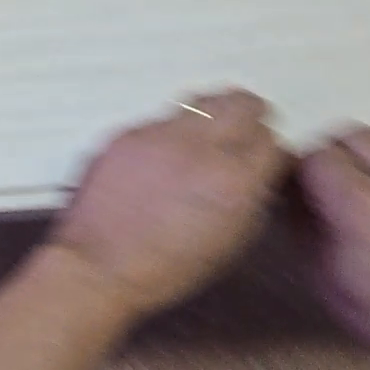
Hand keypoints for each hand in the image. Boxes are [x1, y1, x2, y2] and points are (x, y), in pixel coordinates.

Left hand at [45, 88, 288, 316]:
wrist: (98, 263)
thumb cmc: (164, 266)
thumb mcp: (229, 240)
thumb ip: (250, 196)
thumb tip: (258, 173)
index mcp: (233, 179)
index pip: (271, 140)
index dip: (268, 150)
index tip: (261, 159)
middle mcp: (198, 148)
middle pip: (240, 103)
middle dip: (248, 115)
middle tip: (242, 131)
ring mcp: (157, 136)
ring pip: (198, 103)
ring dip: (209, 116)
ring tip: (203, 139)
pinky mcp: (124, 134)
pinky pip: (158, 120)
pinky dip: (167, 133)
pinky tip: (161, 158)